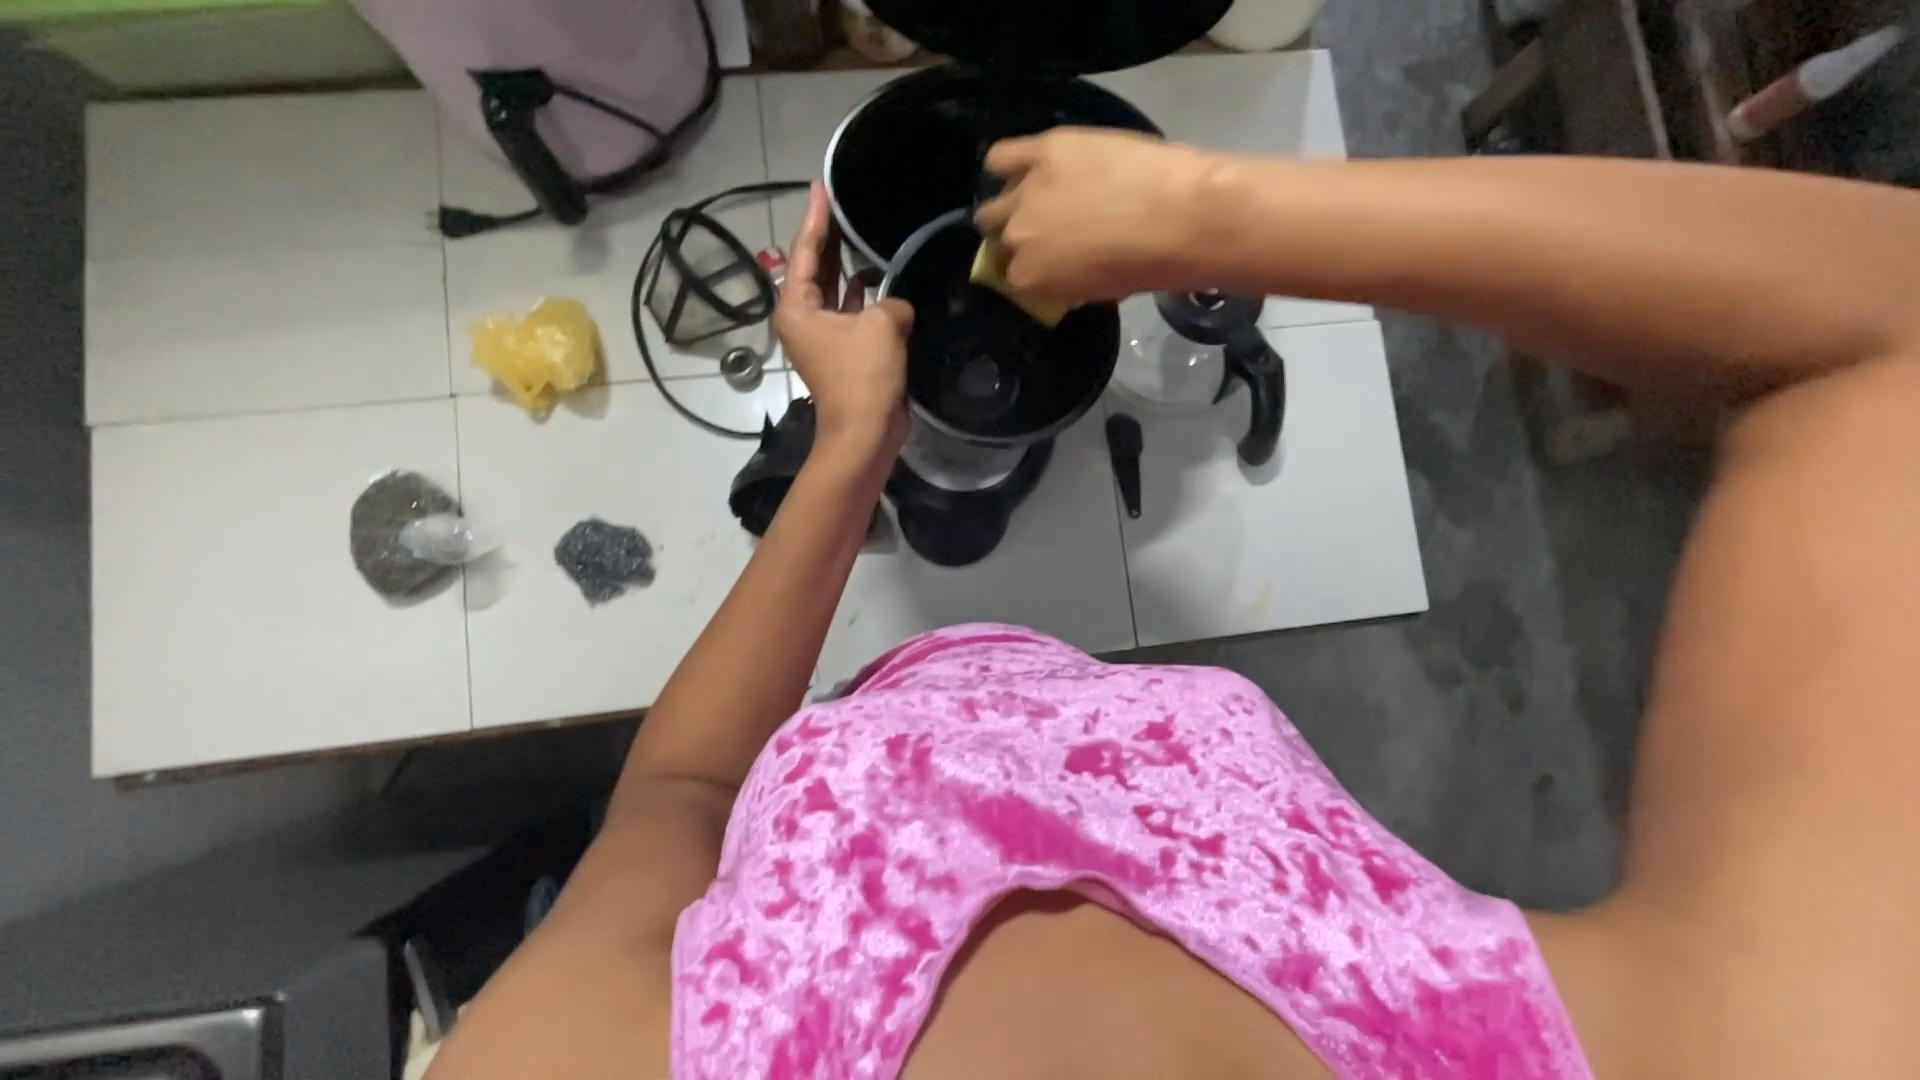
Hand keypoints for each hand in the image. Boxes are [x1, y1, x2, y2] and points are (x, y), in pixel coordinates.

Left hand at [776, 182, 914, 460]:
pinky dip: (864, 297)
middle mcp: (804, 318)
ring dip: (848, 266)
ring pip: (835, 291)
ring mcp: (824, 337)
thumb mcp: (881, 325)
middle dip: (830, 237)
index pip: (806, 251)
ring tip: (861, 233)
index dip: (817, 217)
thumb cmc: (863, 376)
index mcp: (797, 307)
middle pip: (816, 267)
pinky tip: (879, 279)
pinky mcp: (845, 353)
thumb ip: (891, 301)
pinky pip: (852, 313)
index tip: (821, 185)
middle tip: (841, 202)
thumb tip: (896, 310)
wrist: (865, 432)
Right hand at [974, 128, 1226, 302]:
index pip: (1011, 277)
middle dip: (1013, 236)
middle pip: (998, 236)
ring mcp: (1026, 192)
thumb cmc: (1148, 263)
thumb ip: (1067, 281)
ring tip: (1035, 197)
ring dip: (1007, 203)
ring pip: (994, 202)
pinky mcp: (1043, 151)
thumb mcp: (1101, 291)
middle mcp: (1017, 237)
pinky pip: (1002, 156)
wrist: (1178, 215)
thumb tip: (1063, 271)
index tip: (1044, 261)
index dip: (1028, 267)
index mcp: (1031, 278)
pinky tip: (1022, 164)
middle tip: (1043, 228)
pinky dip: (1005, 162)